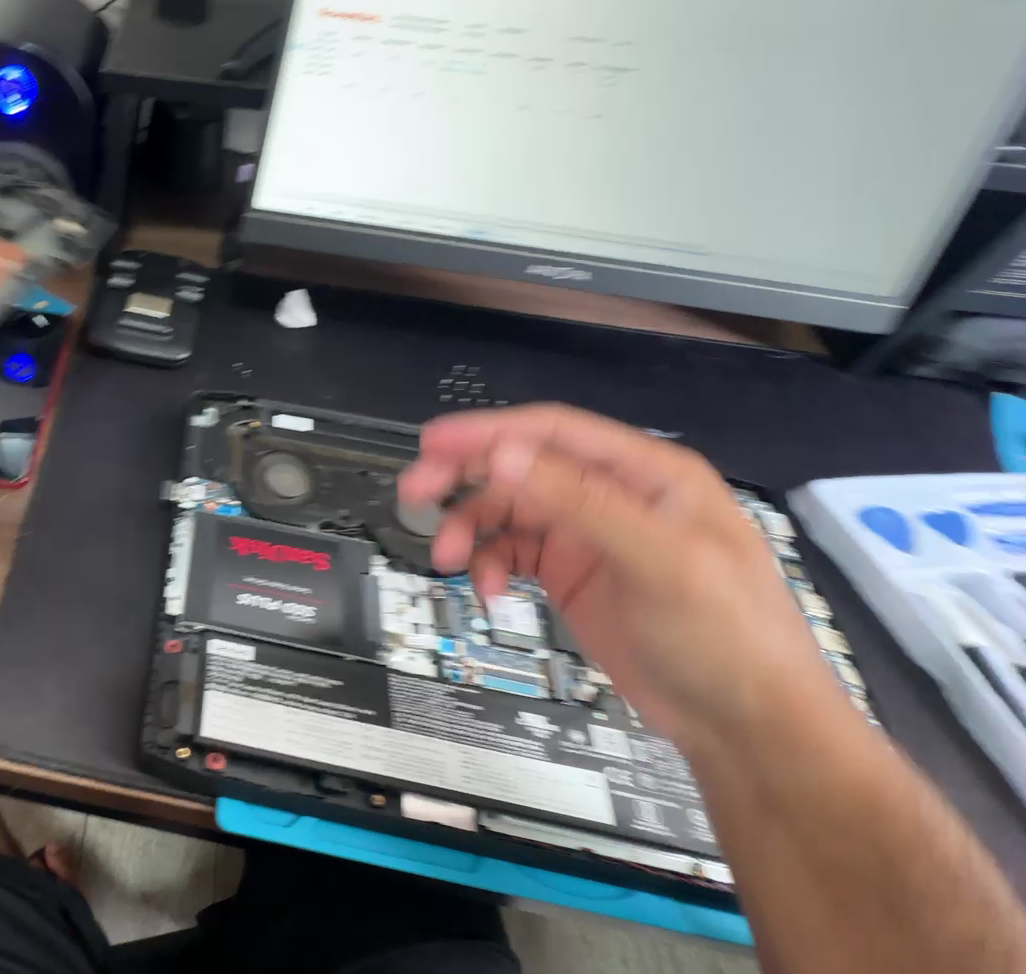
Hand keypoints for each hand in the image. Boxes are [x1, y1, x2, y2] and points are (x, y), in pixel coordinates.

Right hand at [397, 403, 846, 747]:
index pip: (552, 434)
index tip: (431, 444)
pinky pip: (510, 553)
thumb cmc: (726, 637)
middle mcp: (611, 495)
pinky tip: (490, 591)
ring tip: (445, 557)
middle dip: (463, 477)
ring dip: (469, 529)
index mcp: (645, 475)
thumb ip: (581, 502)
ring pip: (505, 511)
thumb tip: (503, 456)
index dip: (488, 432)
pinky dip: (488, 565)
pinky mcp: (568, 574)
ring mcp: (586, 536)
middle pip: (518, 467)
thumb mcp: (659, 561)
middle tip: (414, 493)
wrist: (742, 725)